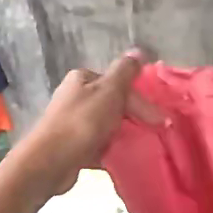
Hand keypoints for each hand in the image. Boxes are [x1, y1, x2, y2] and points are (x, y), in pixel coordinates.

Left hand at [3, 52, 158, 197]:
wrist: (51, 161)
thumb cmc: (83, 122)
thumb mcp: (109, 91)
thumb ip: (125, 72)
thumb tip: (138, 51)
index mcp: (84, 79)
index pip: (120, 84)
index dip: (141, 101)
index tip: (160, 121)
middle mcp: (76, 96)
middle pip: (114, 104)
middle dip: (135, 118)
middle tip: (155, 133)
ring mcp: (73, 122)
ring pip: (107, 125)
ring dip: (124, 134)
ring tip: (141, 147)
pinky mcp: (72, 145)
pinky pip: (99, 145)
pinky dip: (111, 150)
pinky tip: (122, 159)